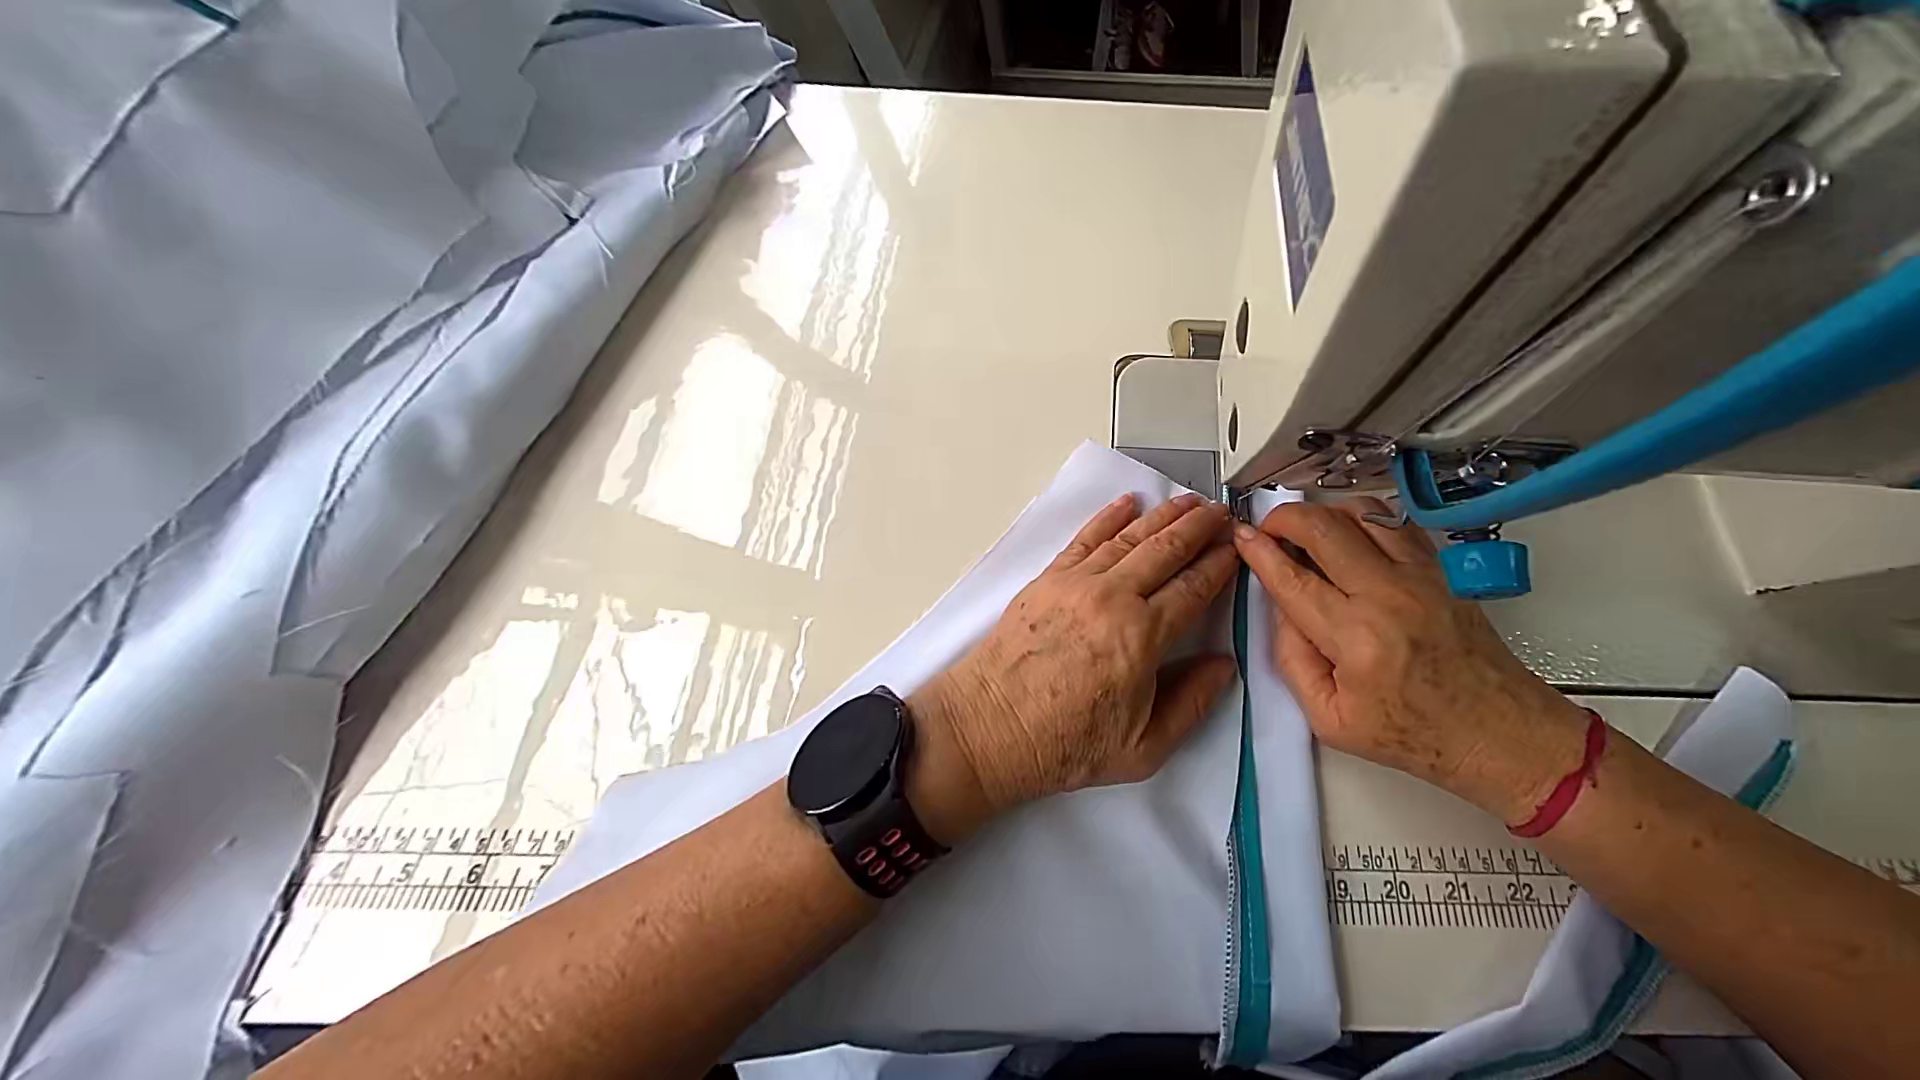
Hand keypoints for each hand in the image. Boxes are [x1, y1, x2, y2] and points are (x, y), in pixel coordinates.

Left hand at [905, 492, 1241, 844]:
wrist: (990, 727)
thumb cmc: (1064, 744)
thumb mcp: (1144, 748)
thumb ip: (1191, 703)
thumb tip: (1223, 665)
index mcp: (1141, 638)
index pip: (1193, 589)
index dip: (1218, 566)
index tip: (1235, 550)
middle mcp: (1111, 599)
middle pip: (1165, 551)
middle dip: (1198, 527)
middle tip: (1220, 513)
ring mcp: (1075, 585)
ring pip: (1129, 538)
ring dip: (1162, 516)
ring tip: (1187, 502)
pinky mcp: (1046, 581)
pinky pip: (1084, 539)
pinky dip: (1108, 518)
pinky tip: (1127, 504)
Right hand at [1230, 497, 1589, 823]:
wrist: (1499, 734)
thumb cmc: (1416, 733)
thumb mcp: (1328, 717)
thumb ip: (1292, 658)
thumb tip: (1280, 609)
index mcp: (1356, 638)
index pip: (1291, 578)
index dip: (1258, 551)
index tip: (1241, 537)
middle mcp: (1389, 597)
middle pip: (1323, 528)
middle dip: (1284, 518)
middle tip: (1267, 528)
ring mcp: (1421, 578)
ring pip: (1361, 514)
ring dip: (1324, 513)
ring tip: (1306, 531)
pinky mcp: (1441, 573)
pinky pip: (1396, 524)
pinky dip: (1363, 519)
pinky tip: (1348, 535)